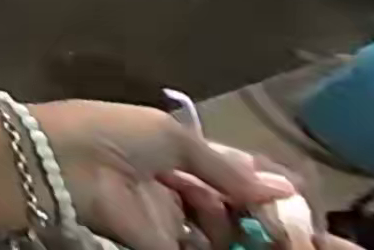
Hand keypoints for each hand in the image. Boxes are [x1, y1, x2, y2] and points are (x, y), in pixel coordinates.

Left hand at [31, 101, 360, 249]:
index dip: (258, 184)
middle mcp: (169, 183)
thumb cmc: (111, 134)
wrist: (62, 164)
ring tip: (295, 243)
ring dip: (254, 239)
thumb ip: (223, 165)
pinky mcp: (160, 247)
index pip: (220, 168)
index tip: (302, 200)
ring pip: (221, 234)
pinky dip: (227, 248)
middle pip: (228, 207)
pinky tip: (263, 247)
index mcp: (163, 147)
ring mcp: (168, 221)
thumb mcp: (168, 136)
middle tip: (311, 236)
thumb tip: (283, 187)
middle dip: (266, 220)